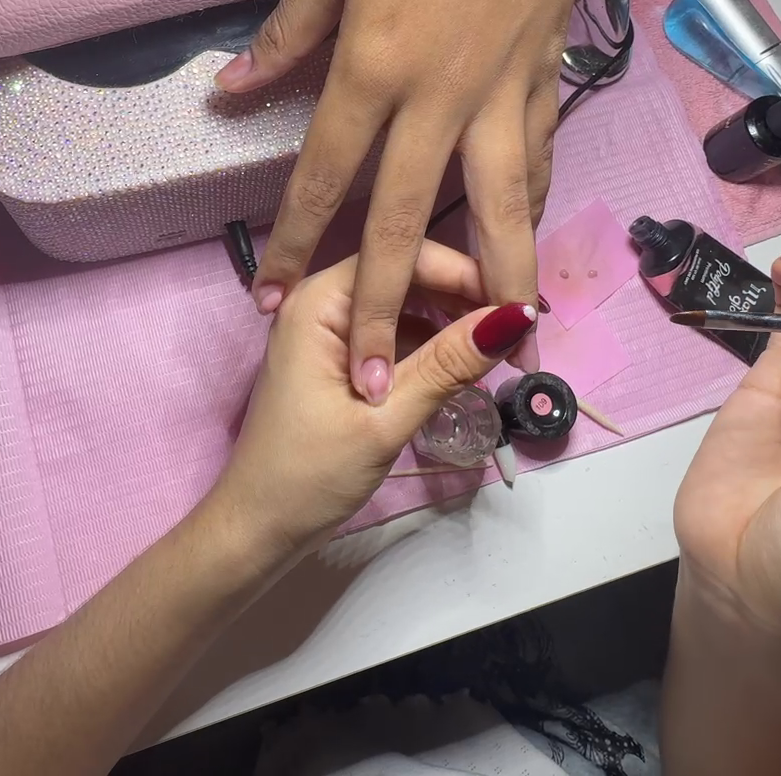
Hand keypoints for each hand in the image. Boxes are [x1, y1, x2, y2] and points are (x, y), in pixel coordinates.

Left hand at [209, 241, 537, 556]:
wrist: (258, 526)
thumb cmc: (310, 474)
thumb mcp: (385, 419)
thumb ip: (447, 364)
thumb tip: (515, 316)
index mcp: (320, 300)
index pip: (402, 255)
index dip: (466, 273)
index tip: (521, 307)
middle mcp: (321, 299)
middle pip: (405, 275)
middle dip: (464, 299)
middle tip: (521, 335)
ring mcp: (327, 327)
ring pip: (403, 304)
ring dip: (451, 323)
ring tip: (503, 350)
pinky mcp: (337, 354)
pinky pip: (392, 332)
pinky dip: (429, 344)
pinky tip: (463, 362)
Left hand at [216, 0, 645, 404]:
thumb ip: (287, 35)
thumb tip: (232, 92)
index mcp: (376, 66)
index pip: (324, 177)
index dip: (295, 245)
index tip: (274, 301)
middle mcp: (441, 96)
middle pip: (408, 219)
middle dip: (387, 306)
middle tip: (379, 379)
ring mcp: (504, 89)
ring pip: (501, 206)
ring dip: (497, 280)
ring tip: (499, 339)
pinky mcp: (549, 72)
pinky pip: (539, 155)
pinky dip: (533, 201)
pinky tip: (529, 231)